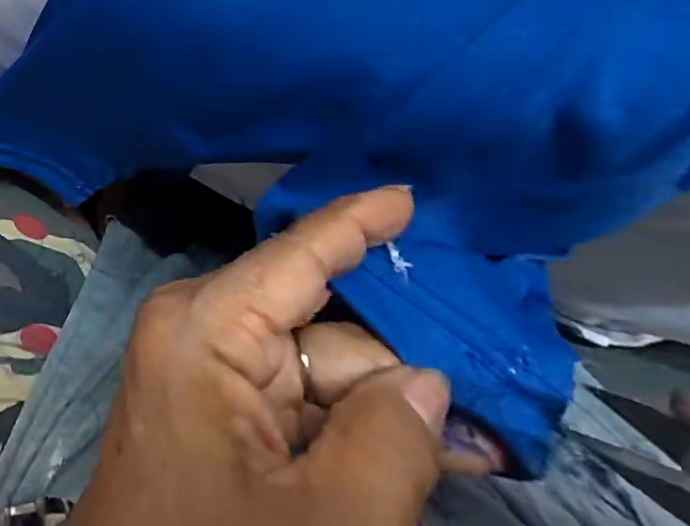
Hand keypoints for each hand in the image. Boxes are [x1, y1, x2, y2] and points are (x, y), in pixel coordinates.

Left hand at [69, 187, 499, 525]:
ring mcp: (210, 380)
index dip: (355, 222)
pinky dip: (358, 432)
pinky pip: (303, 410)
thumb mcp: (325, 518)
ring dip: (389, 408)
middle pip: (323, 327)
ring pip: (321, 374)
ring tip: (476, 441)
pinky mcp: (219, 423)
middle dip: (397, 359)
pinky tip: (426, 456)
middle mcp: (203, 334)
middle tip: (485, 384)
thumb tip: (424, 380)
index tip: (407, 194)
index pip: (295, 256)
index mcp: (206, 327)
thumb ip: (388, 441)